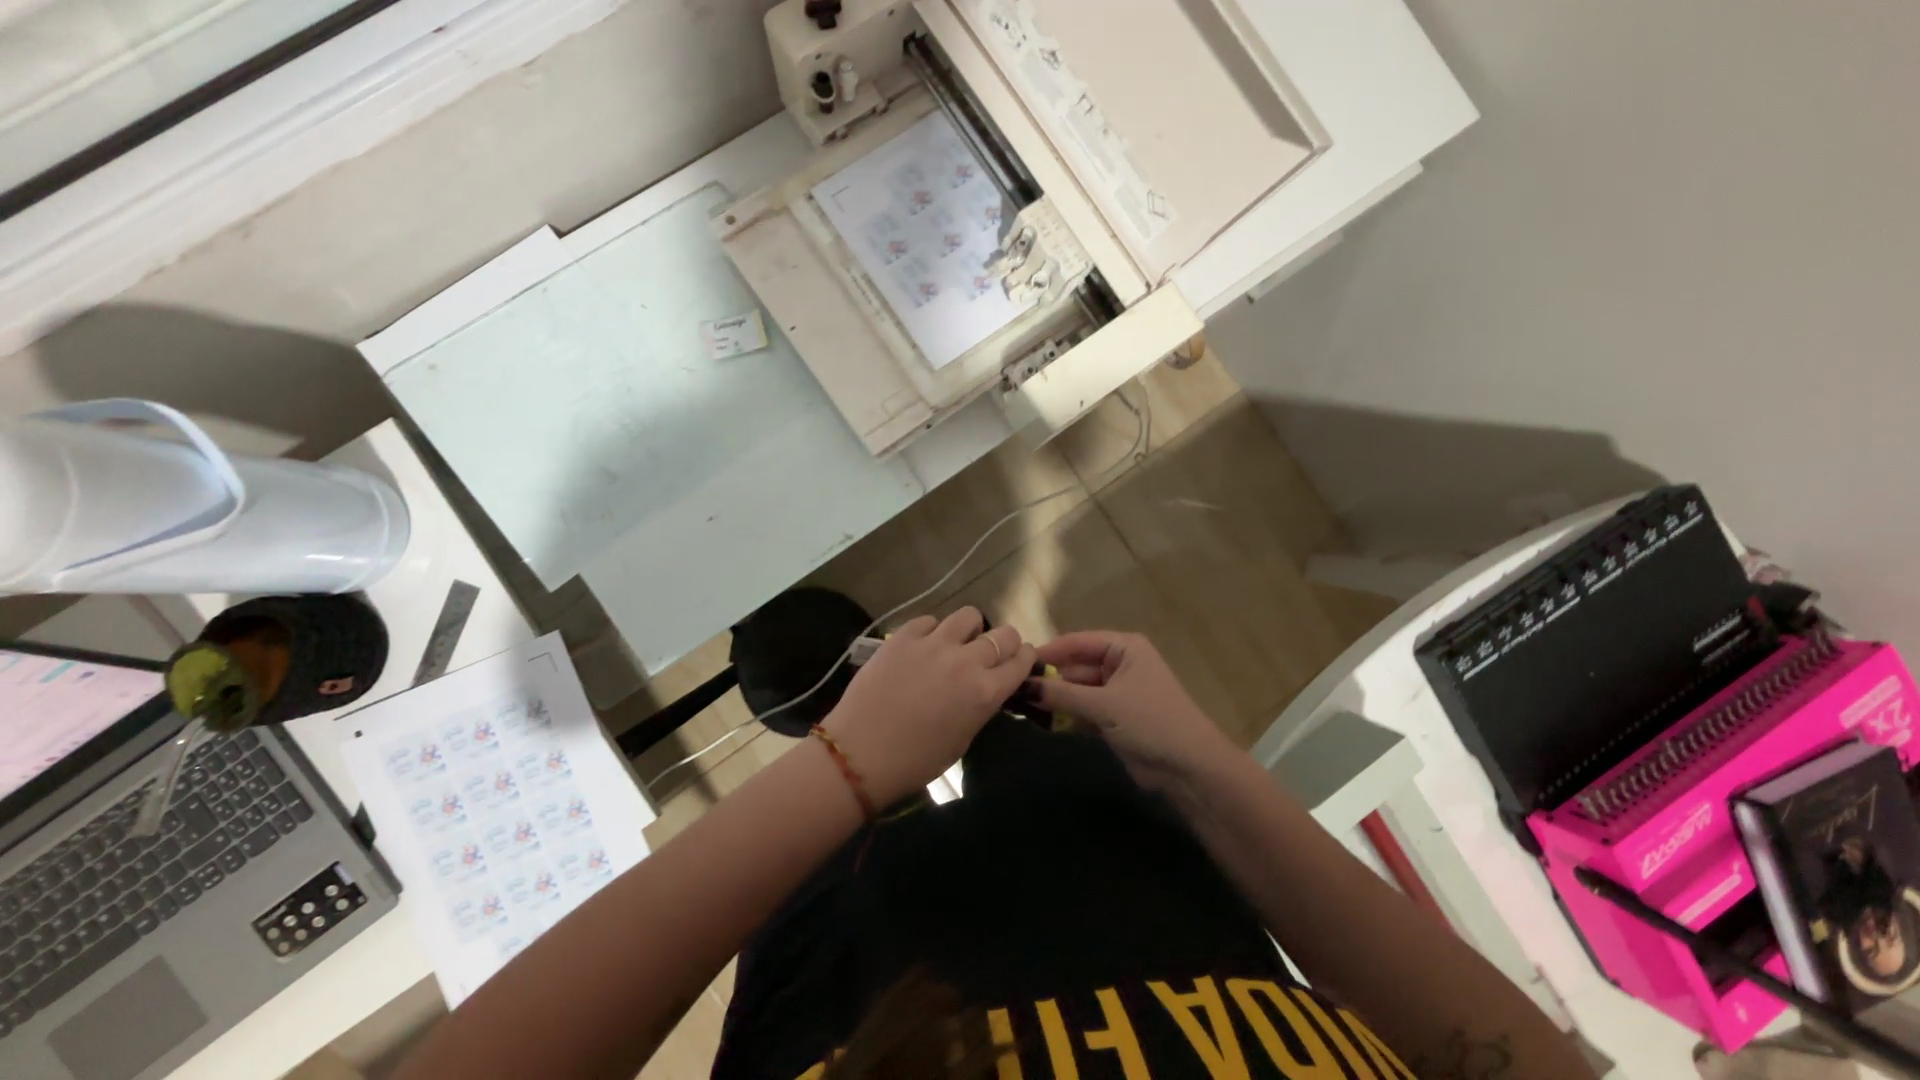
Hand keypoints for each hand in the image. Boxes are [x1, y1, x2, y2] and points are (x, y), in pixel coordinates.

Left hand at [822, 607, 1034, 805]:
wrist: (860, 753)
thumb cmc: (916, 761)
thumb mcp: (963, 739)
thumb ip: (980, 706)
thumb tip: (985, 688)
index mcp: (986, 692)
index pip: (1021, 660)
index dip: (1024, 658)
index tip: (1018, 660)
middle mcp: (966, 661)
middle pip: (1003, 634)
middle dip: (1004, 643)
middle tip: (989, 654)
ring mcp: (933, 644)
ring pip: (969, 616)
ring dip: (969, 630)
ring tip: (956, 644)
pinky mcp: (903, 636)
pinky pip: (929, 620)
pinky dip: (932, 631)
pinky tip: (922, 647)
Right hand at [1031, 631, 1238, 793]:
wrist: (1188, 768)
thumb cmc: (1151, 722)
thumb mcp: (1104, 705)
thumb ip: (1061, 694)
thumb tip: (1021, 685)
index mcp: (1124, 648)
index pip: (1076, 642)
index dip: (1047, 652)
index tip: (1013, 663)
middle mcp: (1119, 664)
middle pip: (1074, 666)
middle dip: (1047, 679)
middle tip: (1010, 689)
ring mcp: (1116, 692)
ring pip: (1075, 690)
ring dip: (1052, 699)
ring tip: (1017, 706)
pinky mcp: (1112, 718)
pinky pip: (1081, 710)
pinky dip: (1064, 716)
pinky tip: (1039, 722)